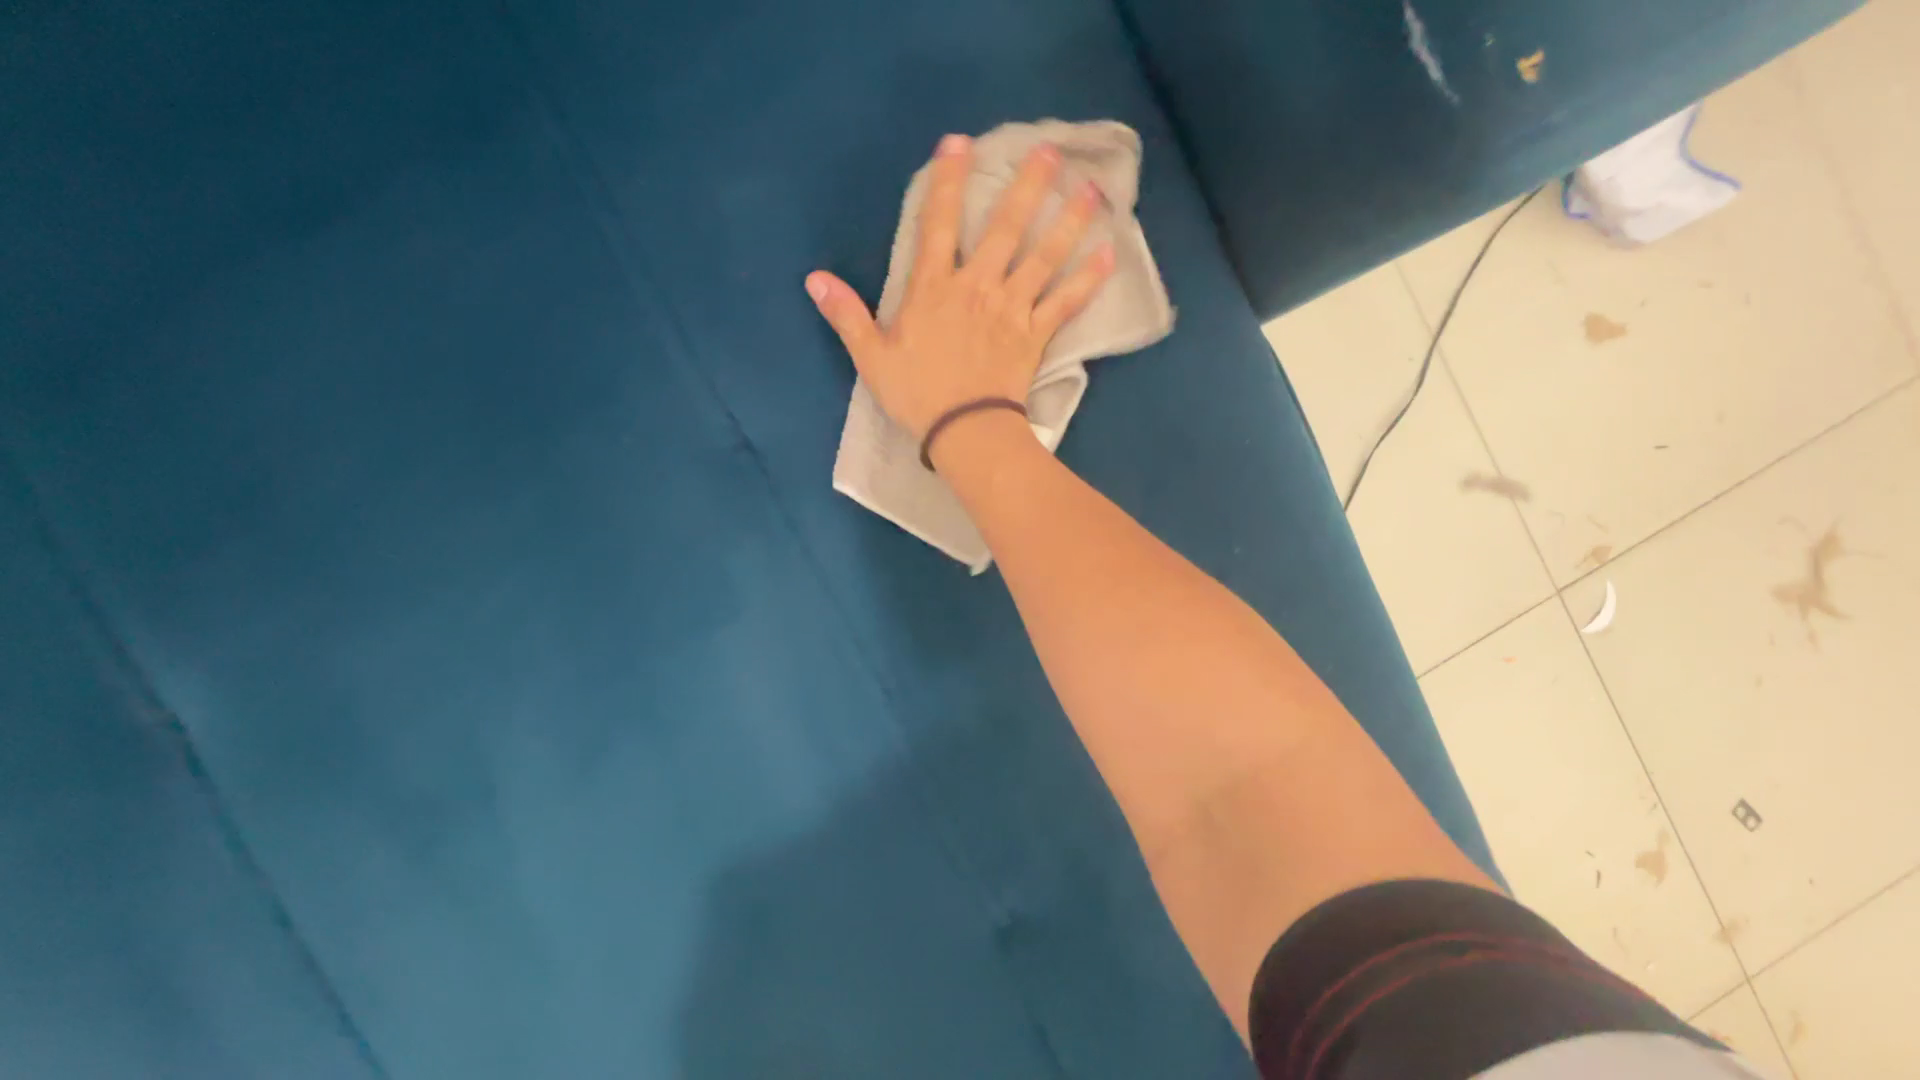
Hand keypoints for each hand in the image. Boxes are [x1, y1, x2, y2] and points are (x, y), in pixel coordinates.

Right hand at [806, 133, 1115, 444]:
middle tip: (1050, 150)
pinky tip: (1111, 254)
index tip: (960, 142)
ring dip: (1069, 221)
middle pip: (1005, 228)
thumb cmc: (916, 395)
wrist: (964, 431)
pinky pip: (1066, 302)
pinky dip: (1088, 279)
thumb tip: (814, 278)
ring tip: (1092, 189)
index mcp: (933, 288)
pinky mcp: (1036, 334)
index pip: (939, 224)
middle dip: (1027, 186)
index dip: (948, 181)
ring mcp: (1011, 308)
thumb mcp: (871, 357)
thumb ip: (847, 315)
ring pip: (1044, 256)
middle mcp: (977, 287)